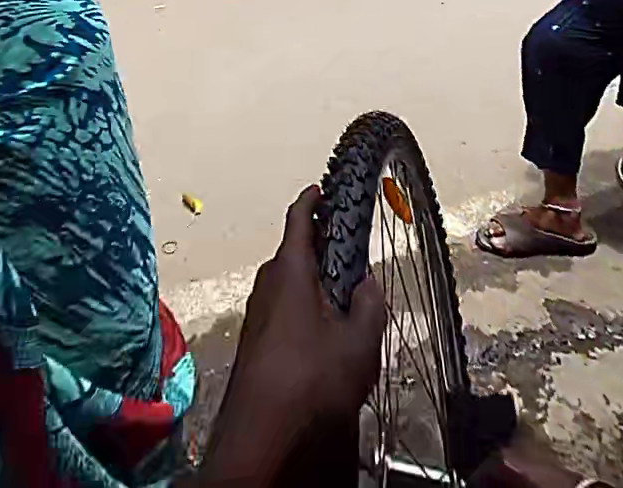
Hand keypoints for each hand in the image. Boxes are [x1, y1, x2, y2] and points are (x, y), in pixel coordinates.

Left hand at [195, 186, 387, 484]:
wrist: (260, 435)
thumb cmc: (311, 378)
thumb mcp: (358, 342)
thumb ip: (369, 304)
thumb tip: (366, 282)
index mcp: (290, 270)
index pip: (299, 219)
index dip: (311, 200)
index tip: (319, 187)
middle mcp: (268, 282)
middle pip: (296, 253)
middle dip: (321, 251)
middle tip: (349, 259)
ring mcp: (256, 310)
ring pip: (289, 283)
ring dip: (313, 284)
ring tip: (343, 306)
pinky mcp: (253, 337)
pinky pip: (282, 307)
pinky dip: (302, 307)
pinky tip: (322, 338)